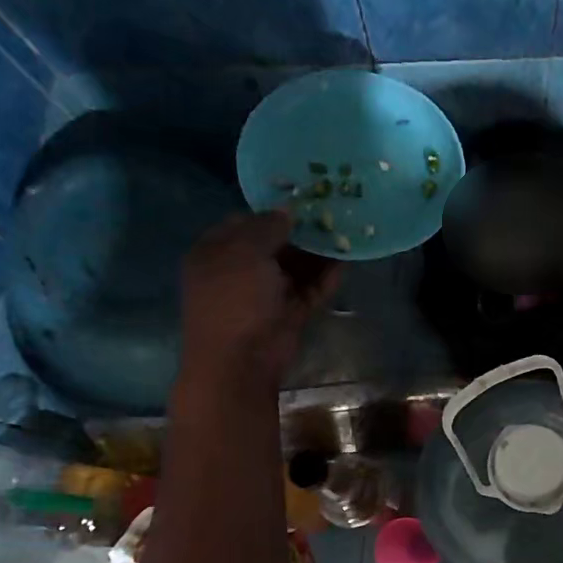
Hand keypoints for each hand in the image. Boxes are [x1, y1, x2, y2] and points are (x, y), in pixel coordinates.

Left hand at [178, 211, 339, 387]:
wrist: (240, 361)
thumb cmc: (233, 299)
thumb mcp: (244, 251)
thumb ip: (267, 227)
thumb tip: (286, 212)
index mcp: (217, 252)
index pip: (245, 223)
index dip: (272, 212)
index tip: (301, 201)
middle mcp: (240, 272)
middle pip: (274, 245)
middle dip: (301, 232)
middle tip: (331, 214)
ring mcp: (266, 296)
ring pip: (295, 268)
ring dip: (318, 254)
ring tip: (345, 234)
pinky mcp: (289, 315)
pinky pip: (309, 291)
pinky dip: (326, 279)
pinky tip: (345, 262)